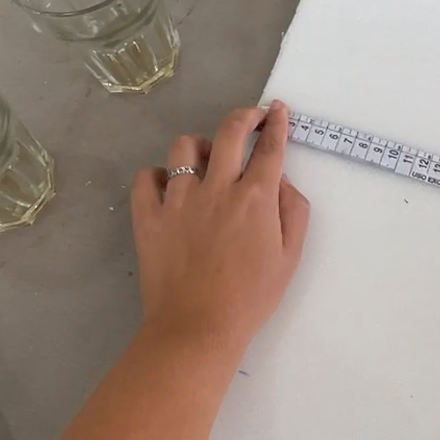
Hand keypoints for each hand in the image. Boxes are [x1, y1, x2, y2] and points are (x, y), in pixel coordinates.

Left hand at [129, 101, 309, 356]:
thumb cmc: (251, 297)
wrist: (198, 329)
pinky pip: (146, 178)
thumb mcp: (290, 257)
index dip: (277, 123)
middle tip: (251, 119)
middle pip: (230, 131)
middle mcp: (217, 188)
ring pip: (185, 146)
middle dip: (245, 116)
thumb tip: (281, 181)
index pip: (270, 148)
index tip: (278, 111)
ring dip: (201, 146)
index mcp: (255, 198)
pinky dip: (158, 176)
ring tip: (207, 162)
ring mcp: (178, 199)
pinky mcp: (148, 216)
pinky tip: (169, 187)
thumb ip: (293, 211)